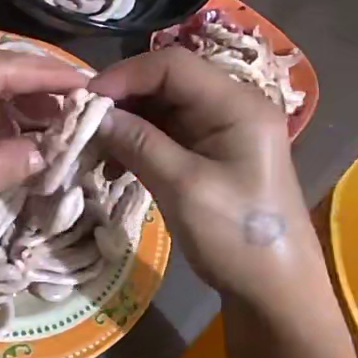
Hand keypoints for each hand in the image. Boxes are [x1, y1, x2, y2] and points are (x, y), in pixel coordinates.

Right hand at [87, 48, 326, 321]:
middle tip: (82, 125)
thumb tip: (93, 115)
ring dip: (126, 123)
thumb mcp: (184, 188)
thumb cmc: (237, 238)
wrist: (275, 292)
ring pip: (162, 107)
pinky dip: (138, 143)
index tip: (86, 101)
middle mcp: (232, 106)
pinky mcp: (210, 152)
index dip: (126, 75)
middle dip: (123, 99)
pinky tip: (115, 167)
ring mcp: (222, 130)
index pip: (173, 65)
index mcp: (238, 105)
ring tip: (94, 149)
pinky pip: (167, 133)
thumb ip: (138, 143)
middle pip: (167, 82)